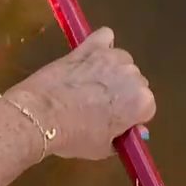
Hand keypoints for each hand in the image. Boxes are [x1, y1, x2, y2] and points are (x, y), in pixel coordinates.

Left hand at [3, 28, 155, 159]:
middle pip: (134, 84)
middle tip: (97, 108)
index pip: (145, 109)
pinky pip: (104, 37)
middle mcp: (133, 75)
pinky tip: (90, 56)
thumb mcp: (102, 148)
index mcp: (141, 101)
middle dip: (121, 95)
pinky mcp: (88, 47)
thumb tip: (129, 131)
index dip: (128, 118)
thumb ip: (122, 138)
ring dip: (111, 71)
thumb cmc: (73, 136)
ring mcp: (111, 57)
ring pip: (121, 62)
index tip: (113, 124)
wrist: (40, 115)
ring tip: (88, 85)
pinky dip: (100, 45)